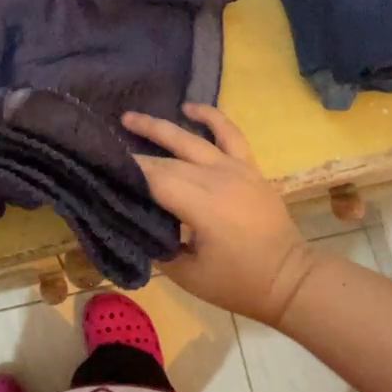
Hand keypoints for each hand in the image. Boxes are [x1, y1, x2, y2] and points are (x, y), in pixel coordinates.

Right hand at [124, 105, 319, 326]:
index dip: (127, 170)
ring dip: (159, 127)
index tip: (101, 163)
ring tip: (130, 117)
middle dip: (135, 153)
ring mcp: (235, 168)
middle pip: (167, 160)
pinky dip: (210, 116)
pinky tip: (189, 108)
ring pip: (191, 139)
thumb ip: (159, 247)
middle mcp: (217, 178)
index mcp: (201, 206)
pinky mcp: (249, 167)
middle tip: (104, 148)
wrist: (290, 279)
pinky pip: (230, 133)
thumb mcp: (188, 276)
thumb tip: (134, 224)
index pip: (155, 179)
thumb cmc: (238, 283)